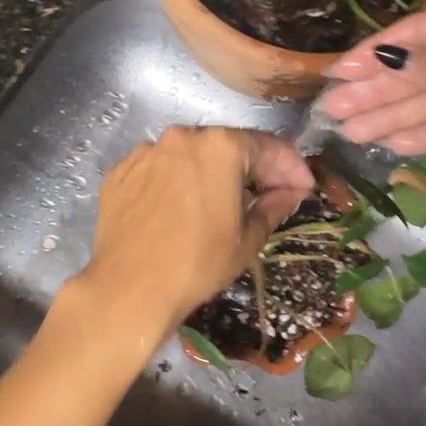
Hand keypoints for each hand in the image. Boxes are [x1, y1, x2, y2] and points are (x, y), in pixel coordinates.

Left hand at [77, 127, 313, 339]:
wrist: (130, 288)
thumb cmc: (199, 262)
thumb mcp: (248, 238)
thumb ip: (274, 205)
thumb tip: (291, 192)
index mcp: (221, 147)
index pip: (267, 146)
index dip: (291, 166)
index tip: (304, 186)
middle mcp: (183, 137)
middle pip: (228, 145)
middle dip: (253, 166)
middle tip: (271, 191)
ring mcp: (147, 152)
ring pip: (191, 155)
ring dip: (212, 172)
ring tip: (223, 200)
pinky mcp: (121, 171)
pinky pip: (160, 168)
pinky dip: (176, 181)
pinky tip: (182, 207)